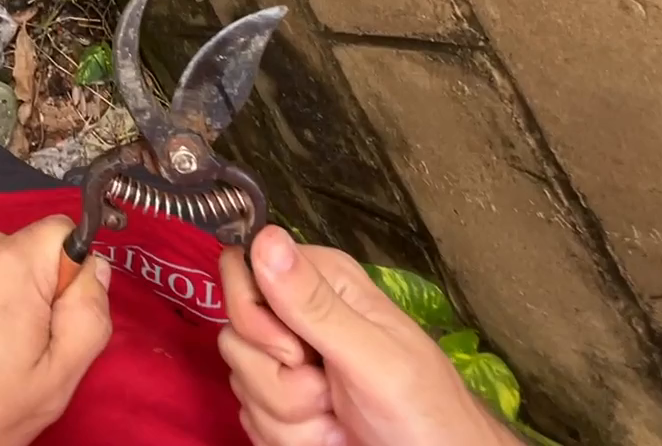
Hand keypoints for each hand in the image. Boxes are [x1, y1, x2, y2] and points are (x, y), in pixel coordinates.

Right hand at [216, 226, 515, 445]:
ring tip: (337, 423)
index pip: (239, 270)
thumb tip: (264, 236)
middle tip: (328, 394)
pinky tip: (325, 437)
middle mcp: (295, 311)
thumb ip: (315, 303)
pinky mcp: (279, 402)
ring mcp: (285, 359)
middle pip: (234, 332)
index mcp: (317, 280)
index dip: (257, 318)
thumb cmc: (427, 417)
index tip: (300, 353)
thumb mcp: (377, 359)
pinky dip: (286, 438)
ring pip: (240, 379)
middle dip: (278, 380)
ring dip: (288, 419)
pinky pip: (249, 414)